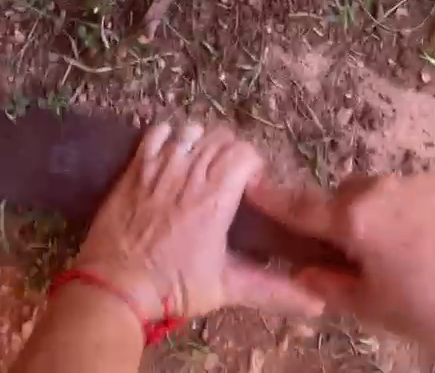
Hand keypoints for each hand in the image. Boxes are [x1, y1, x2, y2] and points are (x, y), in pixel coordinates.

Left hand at [72, 121, 325, 321]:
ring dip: (201, 141)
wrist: (117, 284)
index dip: (252, 163)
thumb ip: (272, 289)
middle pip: (219, 137)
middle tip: (229, 176)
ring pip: (190, 130)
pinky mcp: (136, 165)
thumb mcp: (226, 288)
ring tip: (201, 163)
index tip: (250, 183)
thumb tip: (317, 305)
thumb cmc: (173, 286)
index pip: (244, 152)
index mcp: (216, 196)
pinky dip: (168, 136)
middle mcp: (190, 171)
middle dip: (229, 151)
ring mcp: (160, 164)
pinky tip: (172, 153)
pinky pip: (157, 132)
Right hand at [248, 172, 434, 362]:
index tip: (252, 184)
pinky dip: (422, 210)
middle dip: (347, 218)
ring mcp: (419, 178)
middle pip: (347, 196)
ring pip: (386, 192)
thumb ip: (331, 285)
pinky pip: (423, 191)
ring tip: (417, 254)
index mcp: (354, 218)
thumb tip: (301, 272)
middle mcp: (380, 187)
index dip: (274, 198)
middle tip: (366, 256)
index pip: (302, 206)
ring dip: (387, 213)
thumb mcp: (376, 308)